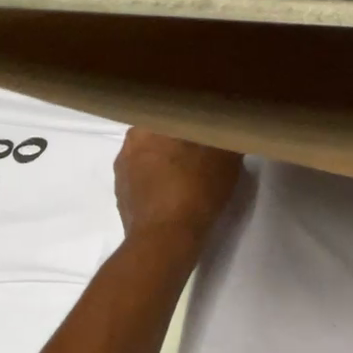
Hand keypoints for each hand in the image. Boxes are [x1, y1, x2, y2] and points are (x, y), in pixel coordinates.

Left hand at [112, 128, 243, 243]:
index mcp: (148, 127)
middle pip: (161, 135)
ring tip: (195, 174)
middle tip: (207, 150)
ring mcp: (121, 173)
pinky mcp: (122, 198)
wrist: (166, 239)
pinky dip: (161, 183)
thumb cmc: (196, 189)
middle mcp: (127, 145)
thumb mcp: (226, 159)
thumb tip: (231, 130)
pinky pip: (146, 181)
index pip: (173, 113)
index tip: (210, 127)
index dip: (194, 119)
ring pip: (151, 158)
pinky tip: (180, 194)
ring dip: (170, 162)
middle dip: (181, 141)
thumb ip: (227, 138)